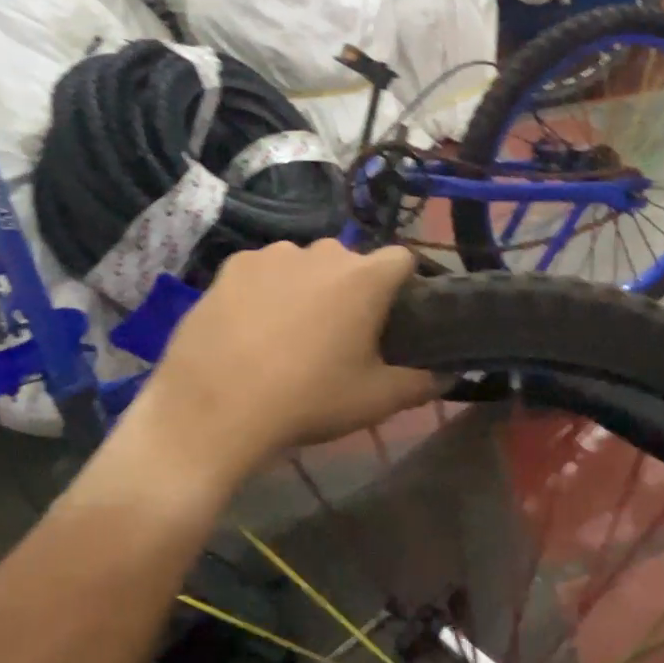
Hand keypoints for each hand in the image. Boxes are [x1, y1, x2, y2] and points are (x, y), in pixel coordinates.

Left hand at [123, 241, 441, 478]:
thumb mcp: (376, 401)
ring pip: (305, 265)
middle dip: (353, 290)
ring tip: (291, 334)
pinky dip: (267, 291)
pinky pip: (263, 272)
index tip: (396, 320)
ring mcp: (272, 255)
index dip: (405, 286)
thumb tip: (450, 376)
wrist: (213, 410)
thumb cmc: (308, 400)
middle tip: (342, 336)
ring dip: (309, 288)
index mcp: (365, 277)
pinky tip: (253, 330)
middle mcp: (322, 252)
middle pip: (352, 263)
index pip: (403, 259)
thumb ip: (421, 383)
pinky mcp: (231, 268)